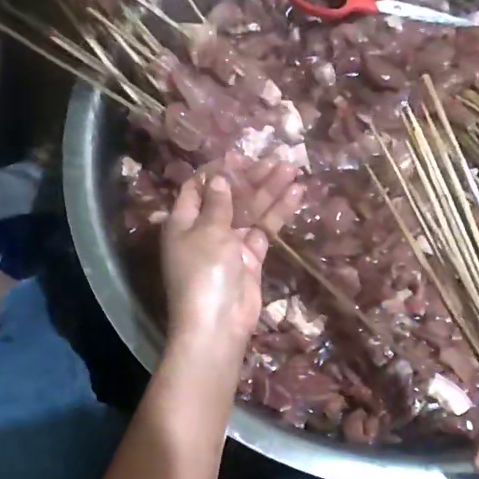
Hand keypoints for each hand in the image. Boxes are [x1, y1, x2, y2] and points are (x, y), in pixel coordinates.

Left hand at [160, 165, 301, 352]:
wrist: (218, 323)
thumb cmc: (204, 271)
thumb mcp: (207, 230)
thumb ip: (218, 202)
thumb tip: (220, 178)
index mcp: (183, 222)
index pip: (197, 187)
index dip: (217, 171)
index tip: (240, 156)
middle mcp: (204, 230)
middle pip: (228, 197)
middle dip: (250, 178)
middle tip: (276, 160)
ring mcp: (228, 245)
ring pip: (249, 212)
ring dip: (269, 191)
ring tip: (292, 168)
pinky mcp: (249, 259)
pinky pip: (264, 230)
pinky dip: (278, 213)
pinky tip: (296, 193)